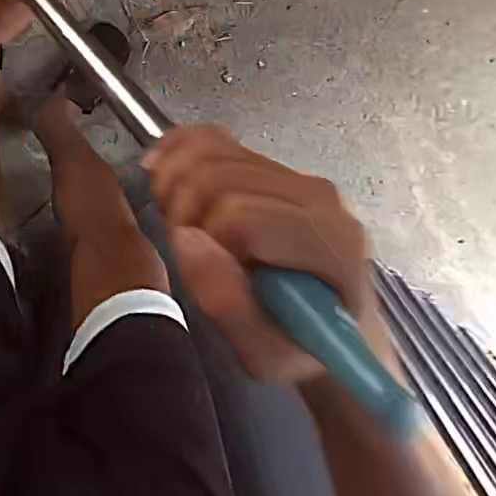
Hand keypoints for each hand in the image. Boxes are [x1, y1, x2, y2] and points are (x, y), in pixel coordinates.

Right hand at [146, 124, 376, 385]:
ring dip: (176, 184)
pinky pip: (213, 138)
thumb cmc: (303, 352)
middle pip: (220, 176)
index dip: (206, 239)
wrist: (334, 335)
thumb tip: (186, 240)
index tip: (202, 270)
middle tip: (182, 246)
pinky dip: (177, 148)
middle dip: (184, 210)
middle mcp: (319, 196)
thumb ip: (228, 304)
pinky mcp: (273, 165)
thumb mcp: (266, 356)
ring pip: (210, 152)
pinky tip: (161, 168)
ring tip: (179, 223)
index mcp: (328, 244)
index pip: (243, 215)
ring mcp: (296, 174)